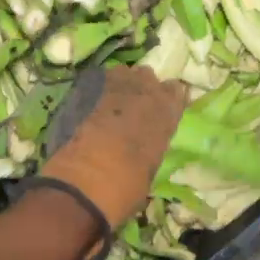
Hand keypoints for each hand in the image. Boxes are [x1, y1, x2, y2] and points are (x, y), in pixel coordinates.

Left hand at [38, 65, 186, 229]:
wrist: (83, 183)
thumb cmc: (125, 187)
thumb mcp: (150, 167)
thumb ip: (151, 143)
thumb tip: (143, 144)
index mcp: (166, 111)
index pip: (176, 90)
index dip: (167, 100)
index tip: (162, 110)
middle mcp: (145, 89)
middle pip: (148, 76)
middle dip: (142, 88)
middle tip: (133, 109)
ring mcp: (115, 83)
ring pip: (123, 72)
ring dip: (119, 85)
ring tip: (110, 106)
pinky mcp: (87, 85)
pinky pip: (98, 80)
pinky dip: (96, 90)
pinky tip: (89, 108)